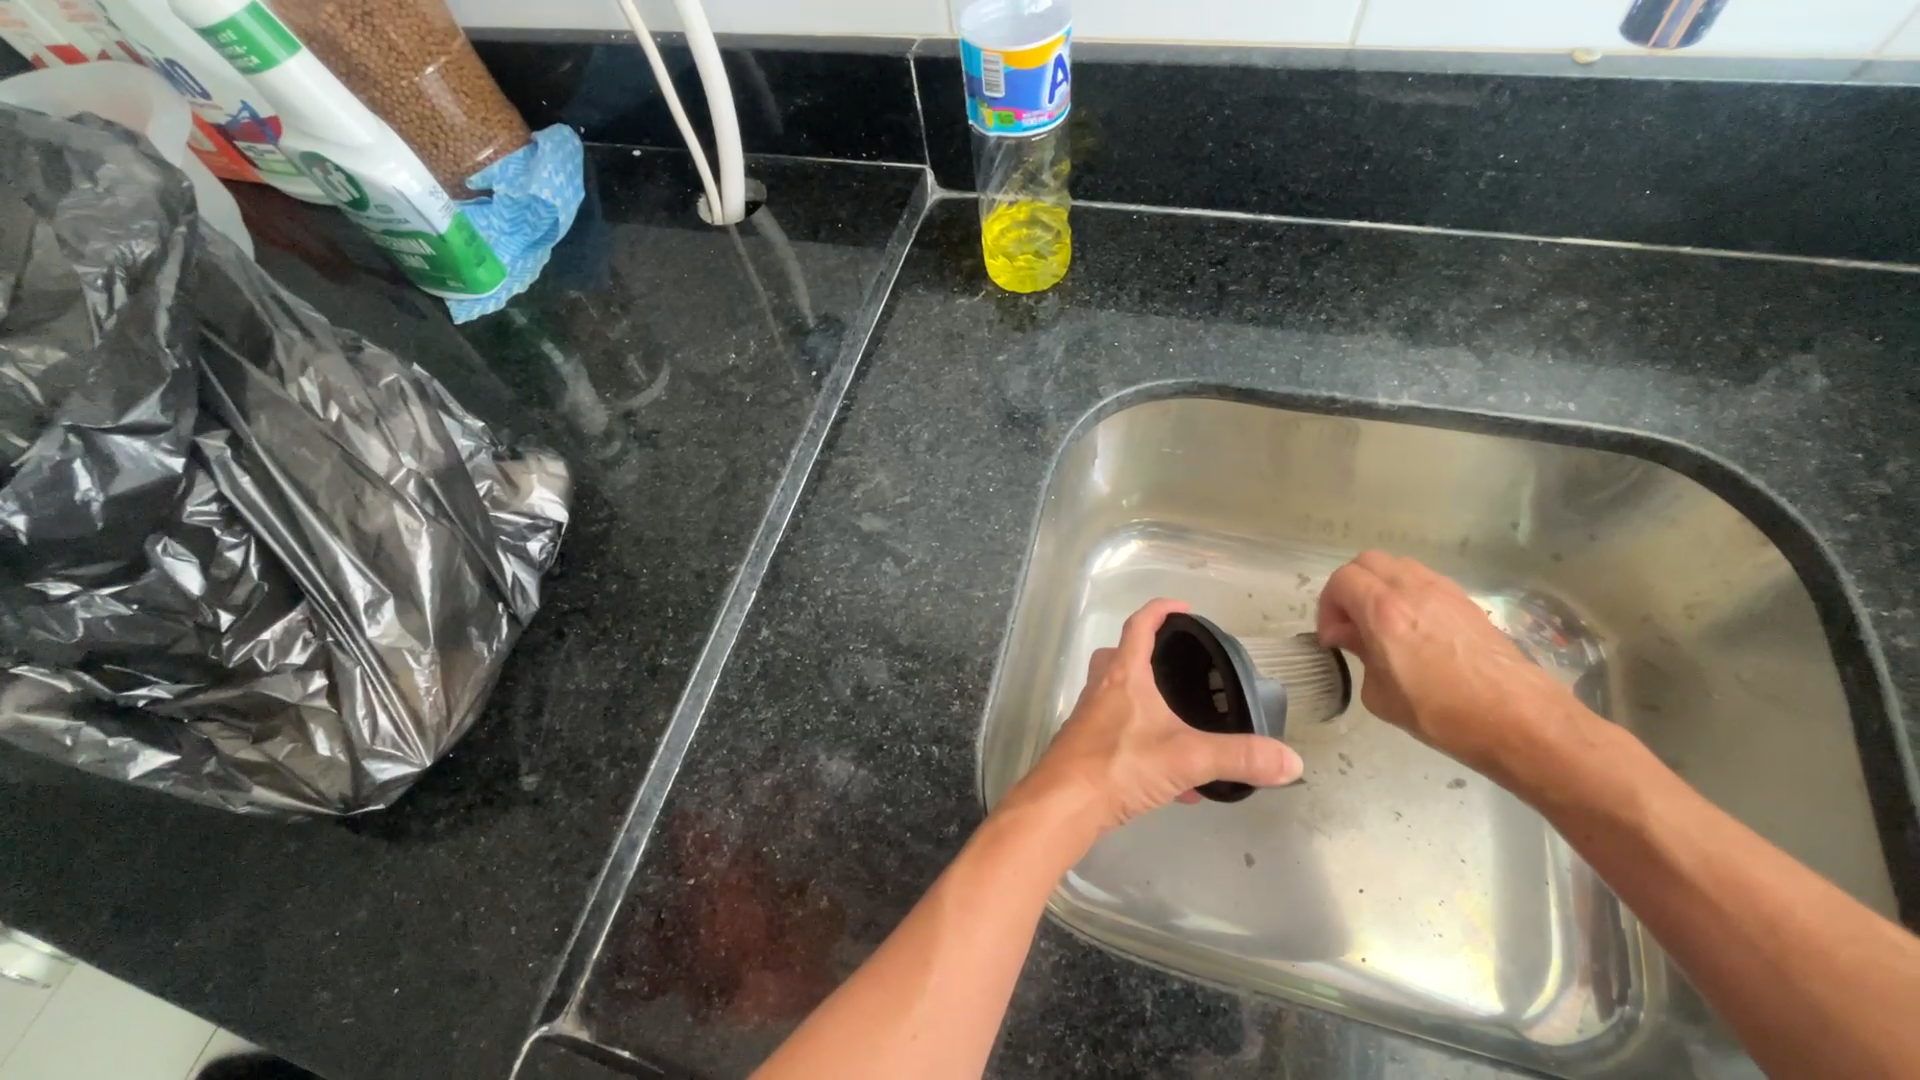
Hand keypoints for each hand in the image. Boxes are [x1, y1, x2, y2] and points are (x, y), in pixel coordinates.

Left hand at [1013, 598, 1303, 833]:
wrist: (1063, 805)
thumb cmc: (1118, 765)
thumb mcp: (1188, 759)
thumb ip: (1239, 757)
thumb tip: (1291, 762)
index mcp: (1124, 676)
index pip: (1139, 626)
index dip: (1160, 610)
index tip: (1182, 607)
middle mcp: (1102, 691)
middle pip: (1119, 657)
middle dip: (1145, 656)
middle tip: (1176, 668)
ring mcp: (1090, 721)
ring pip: (1117, 699)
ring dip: (1146, 706)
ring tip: (1183, 726)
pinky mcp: (1086, 752)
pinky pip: (1120, 739)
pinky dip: (1146, 751)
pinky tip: (1175, 785)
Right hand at [1316, 551, 1579, 774]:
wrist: (1517, 719)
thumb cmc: (1441, 714)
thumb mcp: (1381, 695)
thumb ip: (1360, 656)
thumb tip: (1354, 638)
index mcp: (1383, 611)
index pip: (1341, 581)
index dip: (1328, 607)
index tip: (1333, 638)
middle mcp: (1412, 590)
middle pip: (1367, 563)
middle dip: (1350, 589)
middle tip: (1350, 624)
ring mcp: (1444, 591)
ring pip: (1397, 566)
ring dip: (1379, 587)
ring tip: (1381, 623)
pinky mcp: (1467, 602)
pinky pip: (1424, 580)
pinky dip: (1407, 593)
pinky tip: (1413, 628)